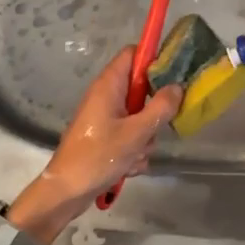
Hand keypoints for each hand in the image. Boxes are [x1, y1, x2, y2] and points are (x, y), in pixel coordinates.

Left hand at [10, 46, 181, 242]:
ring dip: (144, 137)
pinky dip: (133, 151)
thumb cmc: (99, 156)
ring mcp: (105, 119)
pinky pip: (130, 137)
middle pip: (141, 89)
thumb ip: (161, 108)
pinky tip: (128, 167)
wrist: (67, 191)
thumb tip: (177, 87)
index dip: (154, 59)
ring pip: (139, 118)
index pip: (133, 54)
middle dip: (154, 111)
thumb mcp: (136, 132)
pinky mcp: (105, 139)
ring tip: (136, 153)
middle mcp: (106, 97)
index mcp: (109, 86)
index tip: (174, 75)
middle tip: (159, 125)